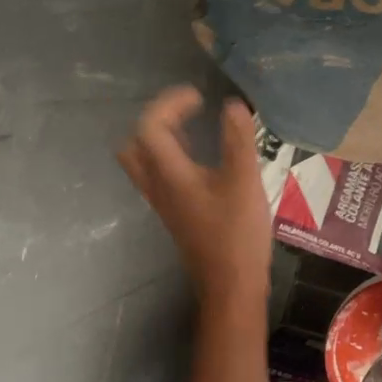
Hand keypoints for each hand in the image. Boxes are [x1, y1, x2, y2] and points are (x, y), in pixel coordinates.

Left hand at [118, 87, 273, 299]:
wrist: (231, 284)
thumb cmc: (237, 235)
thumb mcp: (245, 184)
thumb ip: (238, 142)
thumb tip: (233, 104)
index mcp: (170, 175)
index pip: (151, 127)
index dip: (170, 104)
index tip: (200, 96)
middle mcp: (158, 187)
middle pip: (136, 145)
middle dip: (158, 120)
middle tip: (189, 113)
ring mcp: (165, 204)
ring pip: (145, 163)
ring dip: (163, 140)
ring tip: (195, 131)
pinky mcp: (176, 215)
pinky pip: (161, 177)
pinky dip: (174, 159)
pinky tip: (205, 163)